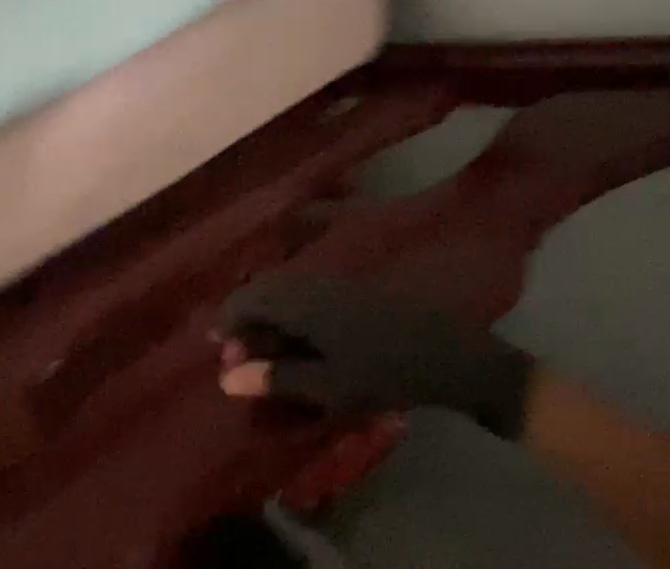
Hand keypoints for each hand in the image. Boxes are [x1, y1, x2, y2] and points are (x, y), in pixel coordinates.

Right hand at [215, 273, 536, 438]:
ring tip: (268, 353)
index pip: (247, 299)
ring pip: (285, 291)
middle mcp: (312, 282)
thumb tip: (226, 379)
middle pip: (264, 290)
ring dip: (269, 318)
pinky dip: (291, 315)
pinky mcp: (353, 290)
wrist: (452, 355)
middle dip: (246, 320)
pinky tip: (301, 342)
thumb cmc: (386, 372)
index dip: (227, 321)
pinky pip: (306, 294)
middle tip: (240, 356)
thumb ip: (276, 378)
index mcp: (301, 300)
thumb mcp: (328, 386)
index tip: (217, 348)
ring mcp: (334, 282)